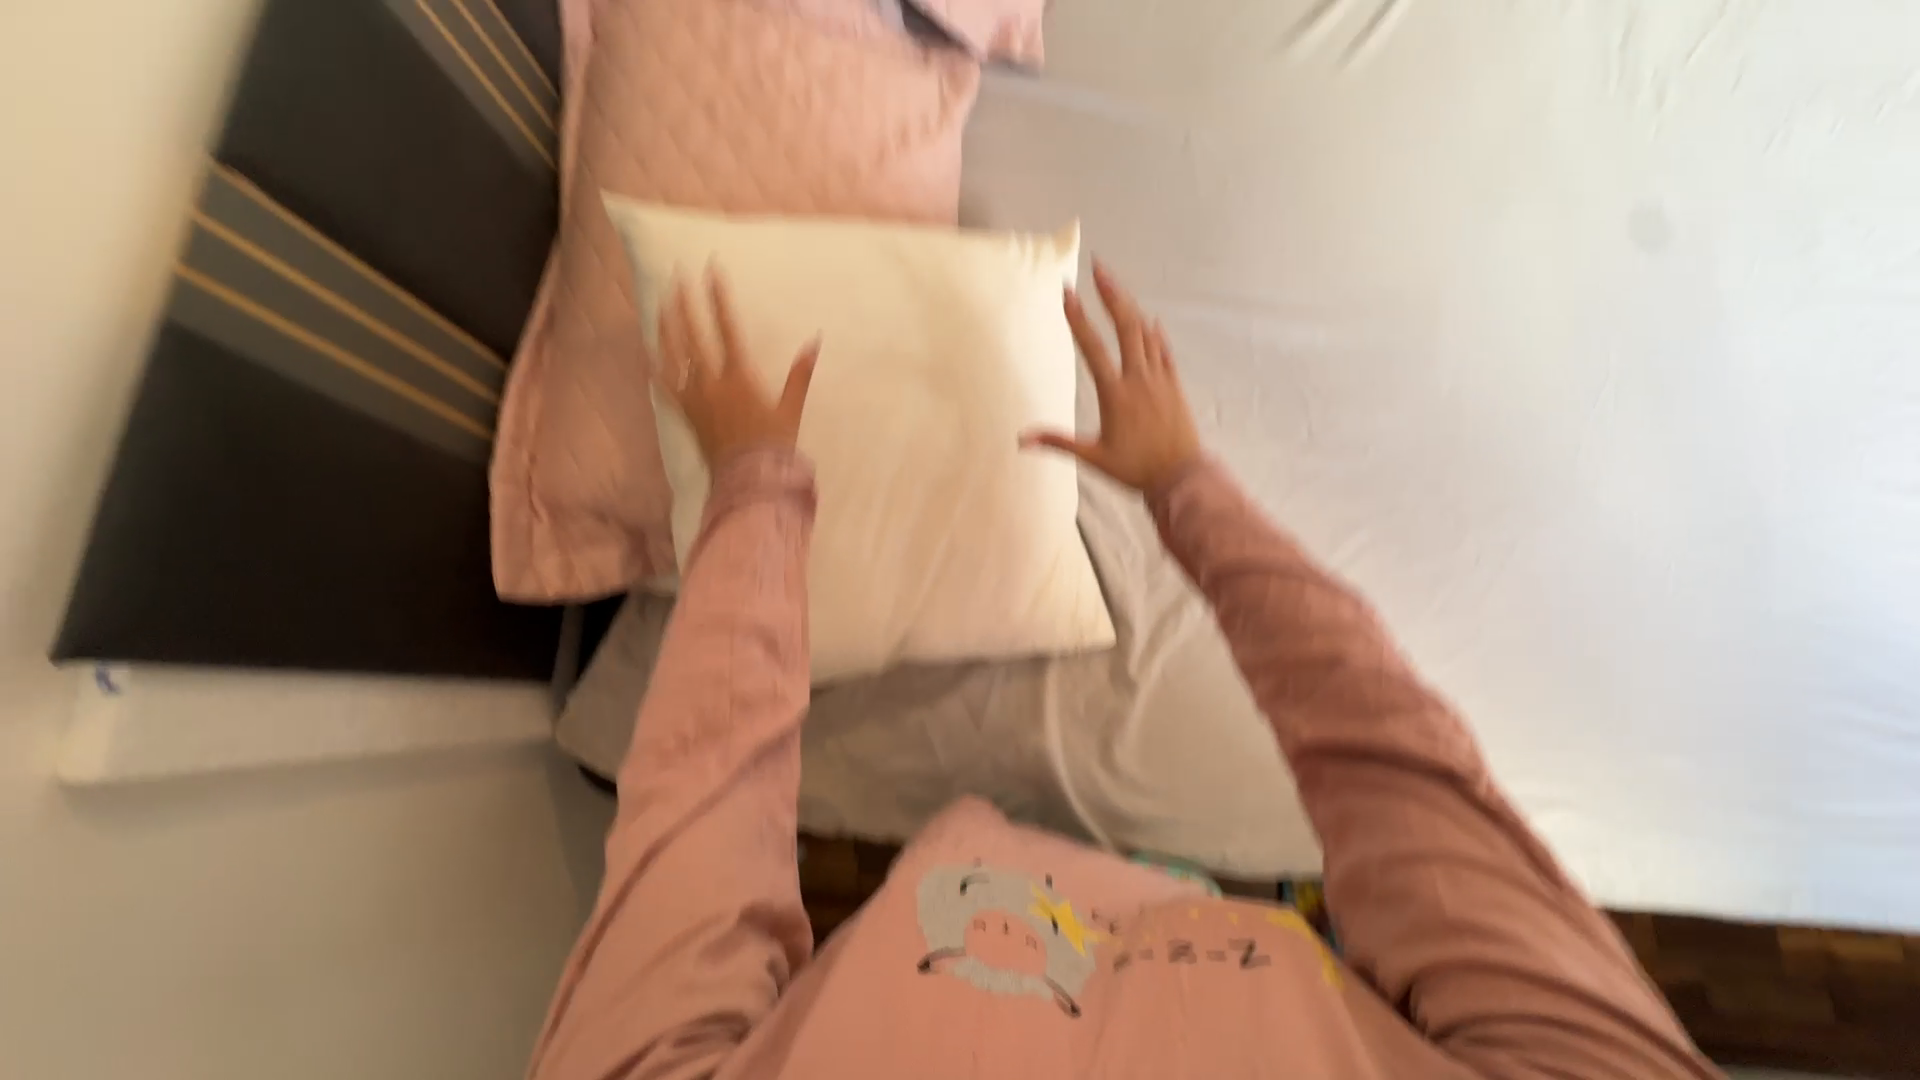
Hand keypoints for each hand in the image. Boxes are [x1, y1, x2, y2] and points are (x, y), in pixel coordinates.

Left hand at [650, 266, 820, 467]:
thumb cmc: (774, 445)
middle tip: (674, 275)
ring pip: (673, 353)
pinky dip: (656, 367)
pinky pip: (666, 385)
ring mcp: (694, 397)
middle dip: (683, 302)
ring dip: (665, 325)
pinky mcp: (685, 413)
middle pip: (691, 333)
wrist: (749, 479)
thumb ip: (800, 374)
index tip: (711, 270)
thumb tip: (815, 342)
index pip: (726, 327)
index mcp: (740, 376)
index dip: (718, 297)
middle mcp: (712, 381)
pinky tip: (649, 352)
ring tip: (660, 301)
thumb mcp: (791, 409)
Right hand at [1021, 260, 1201, 493]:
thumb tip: (1021, 442)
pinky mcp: (1174, 385)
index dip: (1078, 318)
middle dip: (1111, 294)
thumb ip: (1058, 443)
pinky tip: (1149, 320)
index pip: (1092, 348)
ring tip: (1115, 285)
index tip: (1067, 292)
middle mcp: (1138, 379)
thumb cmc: (1135, 469)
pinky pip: (1164, 350)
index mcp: (1115, 394)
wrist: (1181, 476)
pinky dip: (1155, 333)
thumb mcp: (1093, 458)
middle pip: (1125, 326)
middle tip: (1098, 267)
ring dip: (1130, 306)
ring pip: (1145, 333)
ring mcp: (1159, 379)